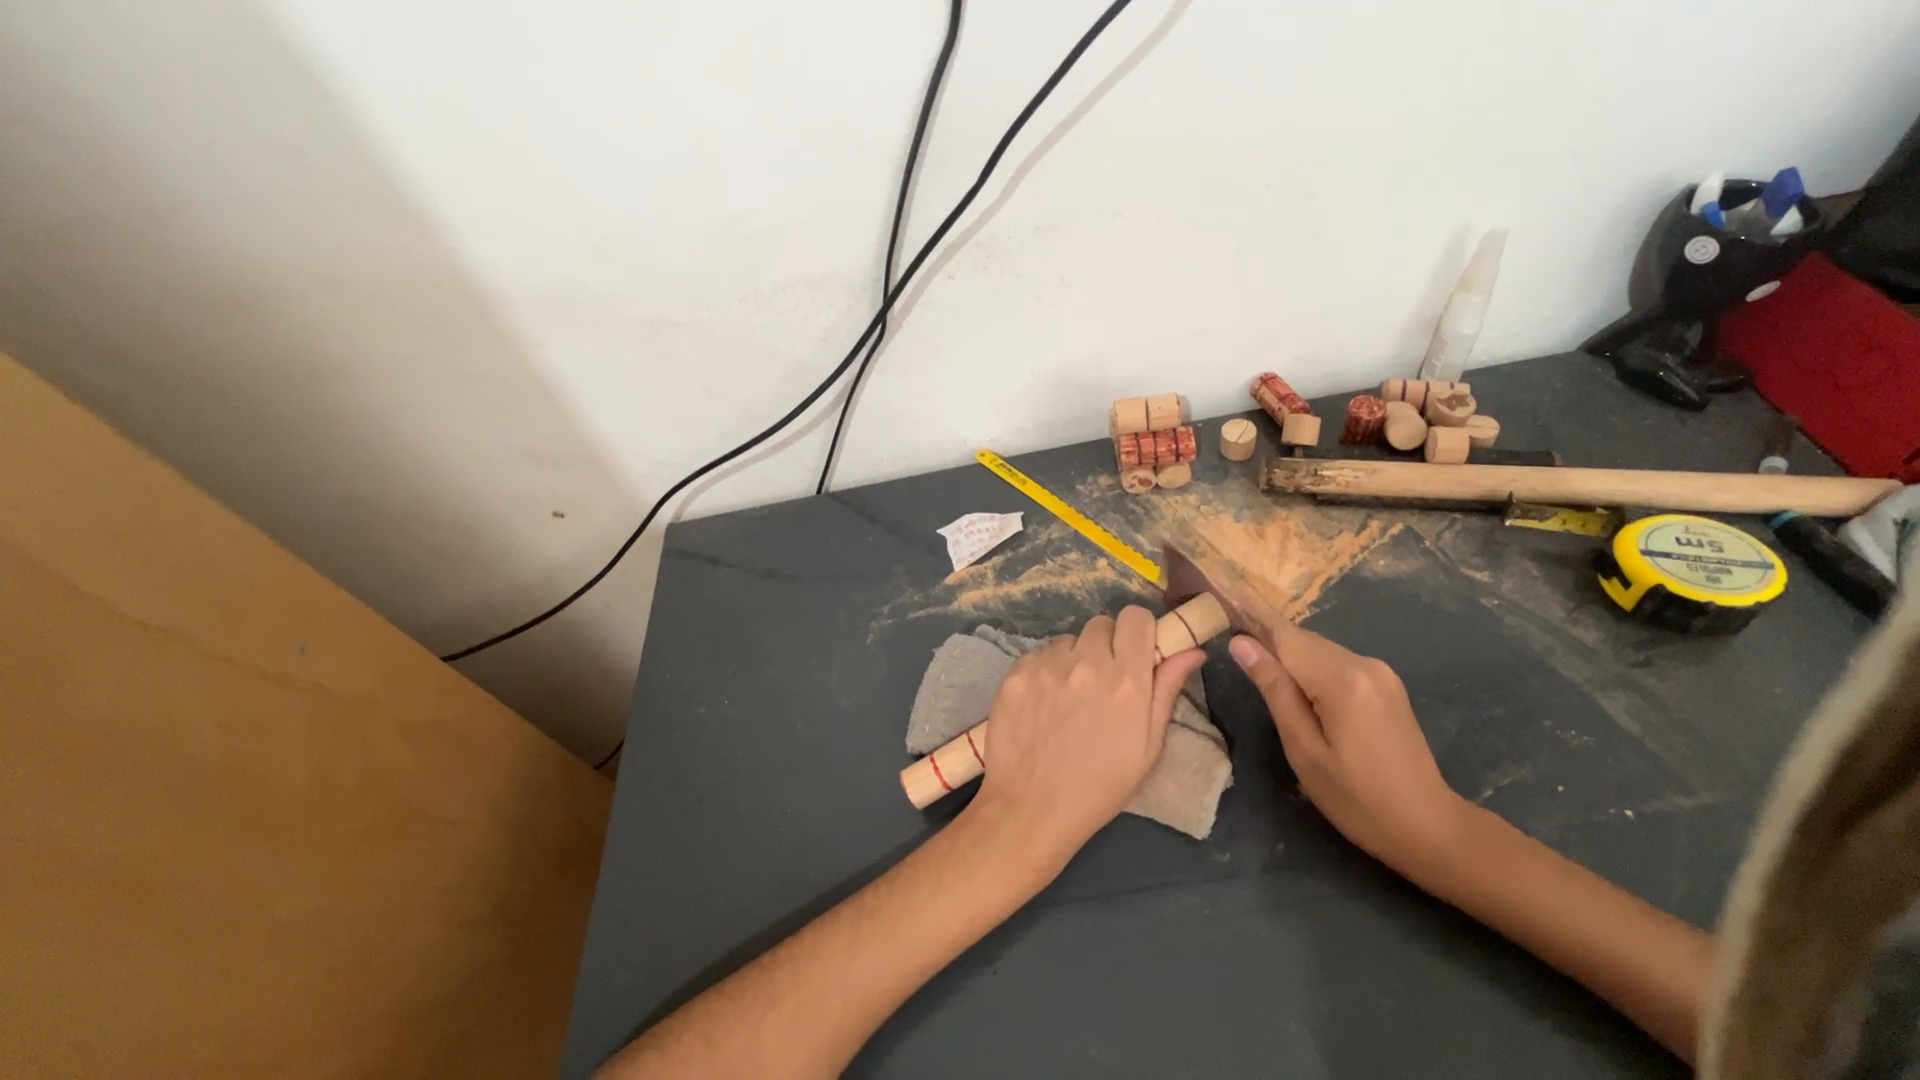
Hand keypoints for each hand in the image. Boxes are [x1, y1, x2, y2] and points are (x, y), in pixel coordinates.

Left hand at [966, 606, 1207, 874]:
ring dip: (1074, 658)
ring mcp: (1047, 666)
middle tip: (1103, 681)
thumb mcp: (1148, 747)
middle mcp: (1086, 663)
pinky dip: (1045, 670)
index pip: (1136, 617)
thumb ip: (1167, 691)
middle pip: (1102, 624)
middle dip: (1107, 645)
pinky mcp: (1016, 673)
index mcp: (1127, 680)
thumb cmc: (1100, 786)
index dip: (1138, 631)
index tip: (1136, 652)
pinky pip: (1039, 654)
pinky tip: (1045, 704)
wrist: (1032, 808)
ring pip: (1068, 639)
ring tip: (1070, 697)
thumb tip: (1191, 650)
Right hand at [1228, 627, 1467, 878]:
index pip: (1283, 635)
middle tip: (1221, 619)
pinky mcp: (1385, 685)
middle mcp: (1364, 664)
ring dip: (1284, 650)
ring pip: (1317, 650)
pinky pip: (1334, 663)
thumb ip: (1274, 691)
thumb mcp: (1304, 749)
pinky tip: (1287, 674)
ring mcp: (1379, 673)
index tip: (1216, 588)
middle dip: (1262, 631)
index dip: (1247, 613)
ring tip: (1245, 647)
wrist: (1428, 827)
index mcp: (1341, 679)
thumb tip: (1241, 643)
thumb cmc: (1356, 799)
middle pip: (1301, 639)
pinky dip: (1306, 664)